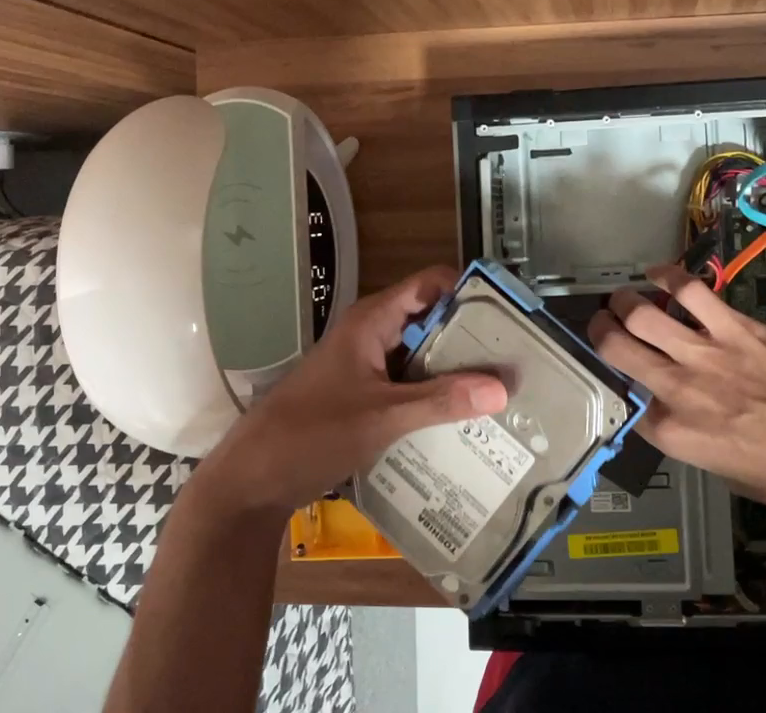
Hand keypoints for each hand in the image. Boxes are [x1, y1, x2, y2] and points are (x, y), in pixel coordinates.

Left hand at [196, 266, 508, 513]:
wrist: (251, 481)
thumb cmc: (311, 434)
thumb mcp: (383, 416)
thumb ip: (442, 400)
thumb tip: (503, 388)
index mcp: (372, 321)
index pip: (431, 283)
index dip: (468, 290)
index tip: (508, 313)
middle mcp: (370, 334)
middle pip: (431, 318)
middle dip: (470, 335)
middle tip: (513, 358)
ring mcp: (364, 365)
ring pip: (420, 354)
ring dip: (453, 368)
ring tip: (498, 387)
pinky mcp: (361, 395)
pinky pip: (407, 382)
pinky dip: (433, 393)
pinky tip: (461, 417)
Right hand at [588, 265, 765, 520]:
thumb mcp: (727, 473)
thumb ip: (693, 438)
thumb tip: (682, 414)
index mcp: (675, 435)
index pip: (622, 400)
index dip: (610, 382)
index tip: (609, 373)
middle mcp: (680, 390)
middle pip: (617, 347)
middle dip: (600, 330)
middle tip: (601, 322)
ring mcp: (708, 354)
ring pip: (644, 313)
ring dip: (625, 302)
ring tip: (624, 299)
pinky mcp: (738, 328)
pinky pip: (692, 292)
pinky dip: (668, 277)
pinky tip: (658, 273)